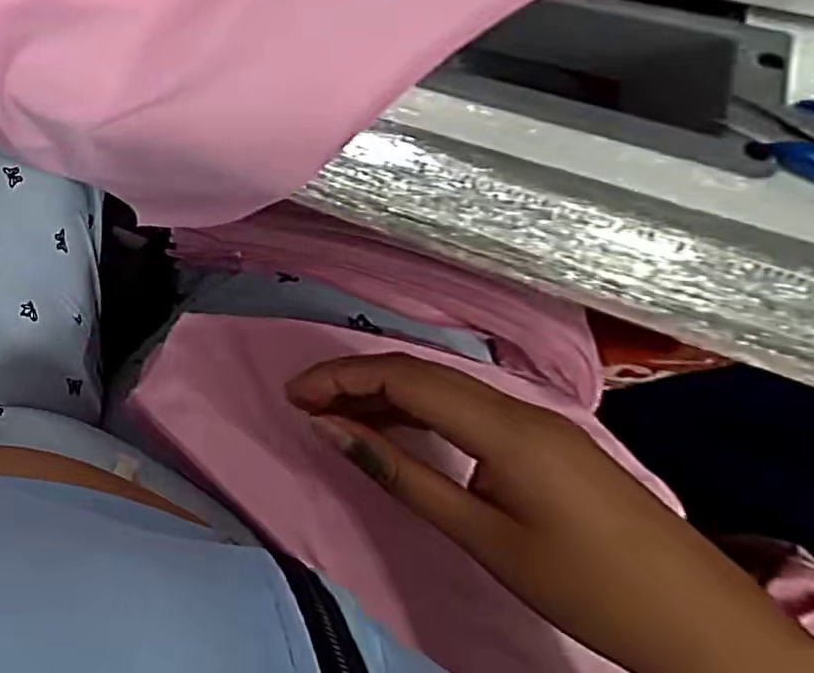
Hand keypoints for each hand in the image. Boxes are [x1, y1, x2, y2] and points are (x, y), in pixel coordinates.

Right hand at [287, 354, 813, 672]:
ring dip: (381, 393)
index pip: (401, 376)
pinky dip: (416, 409)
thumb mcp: (481, 536)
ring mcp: (540, 423)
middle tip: (302, 403)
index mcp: (506, 429)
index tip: (292, 397)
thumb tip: (324, 428)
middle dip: (351, 379)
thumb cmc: (590, 588)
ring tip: (334, 416)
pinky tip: (391, 428)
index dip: (338, 378)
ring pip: (440, 386)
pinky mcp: (548, 441)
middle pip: (417, 372)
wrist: (718, 638)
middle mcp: (521, 410)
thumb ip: (398, 473)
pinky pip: (465, 406)